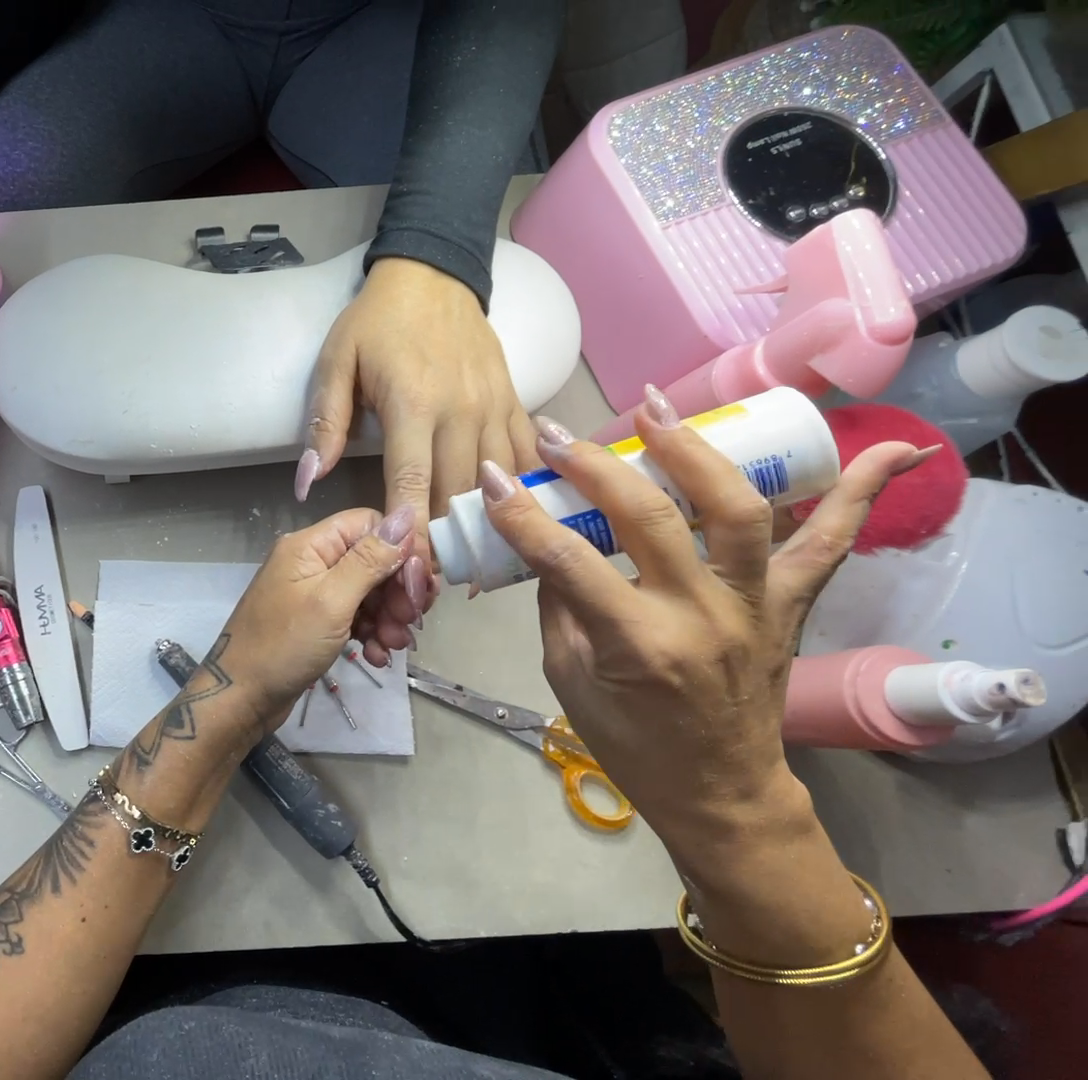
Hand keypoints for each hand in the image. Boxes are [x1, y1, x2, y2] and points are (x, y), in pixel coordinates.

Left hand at [213, 507, 416, 731]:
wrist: (242, 697)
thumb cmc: (283, 646)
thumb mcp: (332, 601)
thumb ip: (369, 559)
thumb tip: (405, 513)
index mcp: (310, 545)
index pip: (369, 525)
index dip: (400, 550)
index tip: (419, 585)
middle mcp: (311, 562)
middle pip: (372, 560)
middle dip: (397, 592)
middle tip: (410, 622)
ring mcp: (313, 592)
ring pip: (368, 592)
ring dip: (388, 618)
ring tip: (394, 646)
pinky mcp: (316, 620)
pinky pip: (355, 616)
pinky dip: (371, 633)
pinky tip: (377, 656)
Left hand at [300, 257, 538, 649]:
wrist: (433, 275)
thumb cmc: (375, 323)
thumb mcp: (336, 364)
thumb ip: (325, 424)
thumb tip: (308, 481)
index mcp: (413, 406)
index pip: (412, 482)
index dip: (411, 533)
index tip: (408, 573)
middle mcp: (461, 412)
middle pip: (459, 493)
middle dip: (448, 543)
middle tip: (435, 586)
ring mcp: (495, 407)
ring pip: (499, 481)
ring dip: (488, 527)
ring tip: (475, 570)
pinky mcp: (516, 401)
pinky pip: (527, 455)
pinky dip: (525, 492)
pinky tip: (520, 524)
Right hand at [479, 386, 936, 846]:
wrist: (717, 790)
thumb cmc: (628, 741)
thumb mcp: (567, 676)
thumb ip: (562, 602)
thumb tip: (556, 541)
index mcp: (635, 643)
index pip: (566, 560)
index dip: (520, 514)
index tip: (492, 476)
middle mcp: (700, 614)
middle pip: (648, 518)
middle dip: (593, 466)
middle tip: (554, 434)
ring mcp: (754, 604)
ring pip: (736, 510)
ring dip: (694, 451)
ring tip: (656, 409)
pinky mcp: (789, 604)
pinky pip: (831, 544)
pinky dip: (863, 493)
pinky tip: (895, 450)